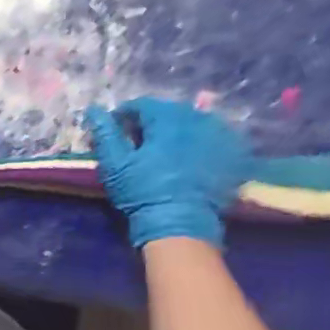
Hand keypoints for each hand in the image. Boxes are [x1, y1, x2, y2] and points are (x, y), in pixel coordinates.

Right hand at [84, 97, 251, 248]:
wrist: (179, 224)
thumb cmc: (141, 191)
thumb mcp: (114, 163)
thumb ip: (105, 133)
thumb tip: (94, 109)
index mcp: (168, 119)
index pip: (142, 105)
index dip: (123, 115)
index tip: (114, 131)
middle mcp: (199, 120)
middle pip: (170, 112)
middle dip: (151, 122)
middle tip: (137, 142)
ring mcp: (221, 137)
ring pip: (194, 123)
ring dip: (177, 131)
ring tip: (163, 150)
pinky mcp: (235, 156)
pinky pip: (216, 139)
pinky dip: (201, 143)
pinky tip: (190, 158)